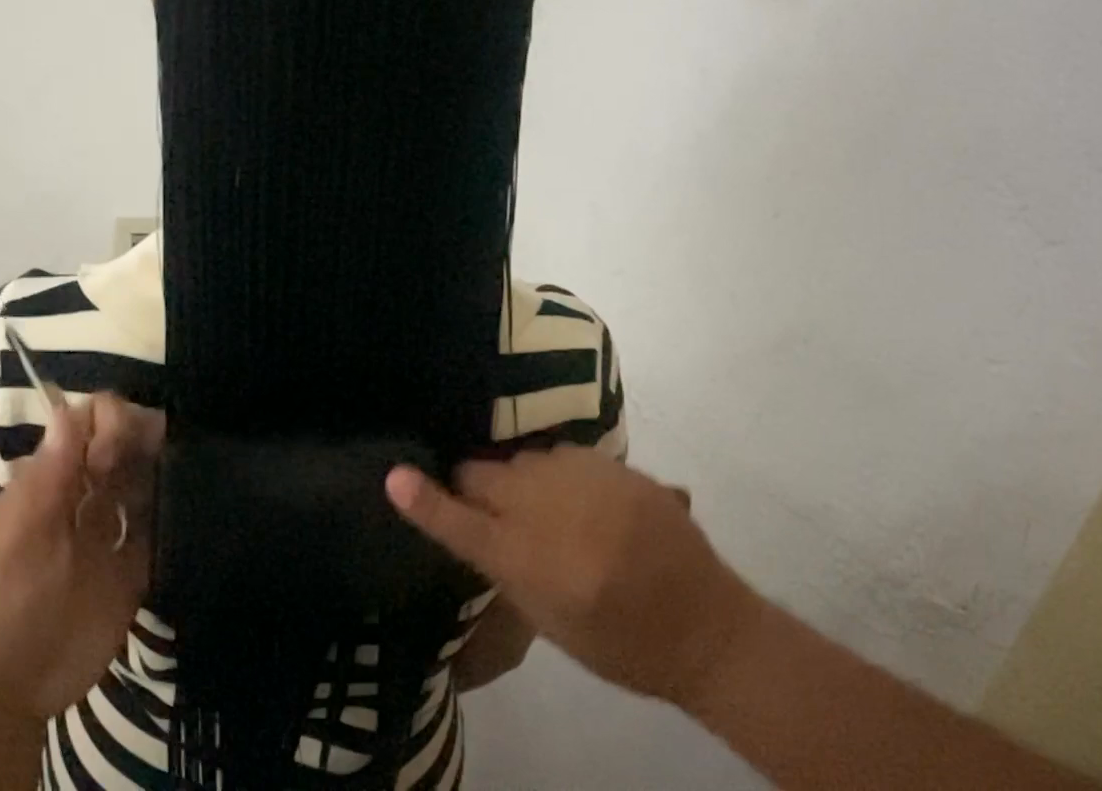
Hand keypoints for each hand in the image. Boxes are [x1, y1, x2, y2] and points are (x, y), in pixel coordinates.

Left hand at [0, 393, 164, 718]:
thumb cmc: (0, 599)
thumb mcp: (19, 530)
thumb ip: (51, 472)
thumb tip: (70, 408)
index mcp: (47, 483)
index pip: (84, 427)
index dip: (108, 422)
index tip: (117, 447)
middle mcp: (80, 500)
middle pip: (119, 450)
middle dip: (142, 438)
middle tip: (162, 447)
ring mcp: (107, 537)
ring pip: (142, 486)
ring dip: (161, 471)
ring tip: (186, 469)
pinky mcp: (132, 573)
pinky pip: (156, 533)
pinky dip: (172, 516)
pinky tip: (193, 504)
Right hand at [386, 446, 760, 706]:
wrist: (708, 629)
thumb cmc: (620, 644)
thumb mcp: (547, 622)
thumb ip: (506, 567)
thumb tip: (476, 524)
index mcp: (530, 562)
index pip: (460, 522)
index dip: (423, 501)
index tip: (393, 476)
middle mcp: (551, 512)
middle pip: (482, 476)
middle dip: (472, 487)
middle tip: (483, 507)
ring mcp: (587, 482)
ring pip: (520, 461)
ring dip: (516, 480)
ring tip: (538, 505)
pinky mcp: (618, 468)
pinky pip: (562, 456)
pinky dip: (556, 474)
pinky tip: (575, 497)